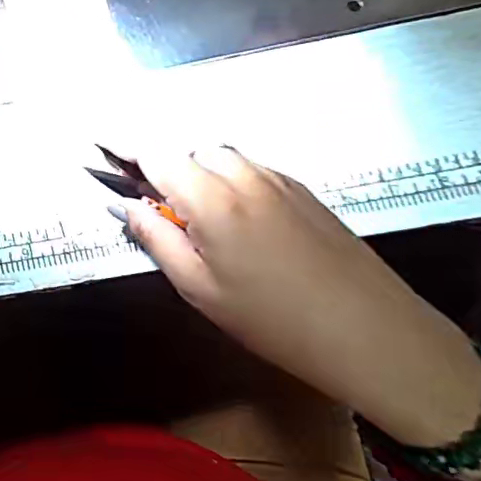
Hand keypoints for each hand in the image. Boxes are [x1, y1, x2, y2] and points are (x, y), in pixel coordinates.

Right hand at [113, 147, 480, 446]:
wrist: (367, 329)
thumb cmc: (272, 319)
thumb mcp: (199, 289)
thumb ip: (156, 239)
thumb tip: (129, 207)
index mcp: (211, 197)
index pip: (158, 154)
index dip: (131, 156)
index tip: (113, 162)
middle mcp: (244, 175)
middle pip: (192, 151)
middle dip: (172, 172)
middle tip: (169, 215)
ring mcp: (279, 178)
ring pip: (225, 158)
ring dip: (205, 176)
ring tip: (209, 224)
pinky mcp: (303, 189)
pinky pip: (255, 171)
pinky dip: (235, 184)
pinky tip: (247, 227)